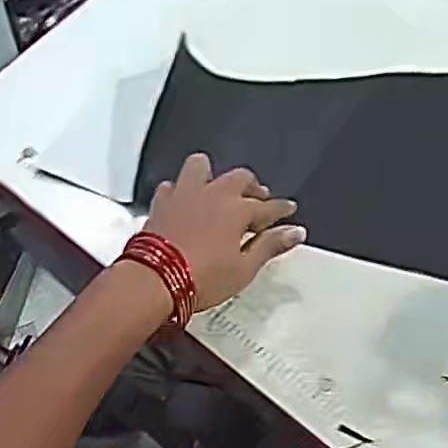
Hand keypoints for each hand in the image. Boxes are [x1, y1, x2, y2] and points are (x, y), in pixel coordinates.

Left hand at [144, 153, 305, 310]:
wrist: (154, 280)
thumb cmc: (198, 278)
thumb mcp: (243, 270)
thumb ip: (269, 247)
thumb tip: (293, 233)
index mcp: (237, 209)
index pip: (268, 207)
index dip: (280, 209)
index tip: (287, 211)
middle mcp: (212, 195)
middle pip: (240, 179)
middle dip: (252, 188)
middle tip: (257, 199)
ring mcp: (184, 195)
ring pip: (201, 167)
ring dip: (212, 175)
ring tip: (217, 188)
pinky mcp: (161, 204)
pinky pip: (171, 186)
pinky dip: (180, 190)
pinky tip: (182, 200)